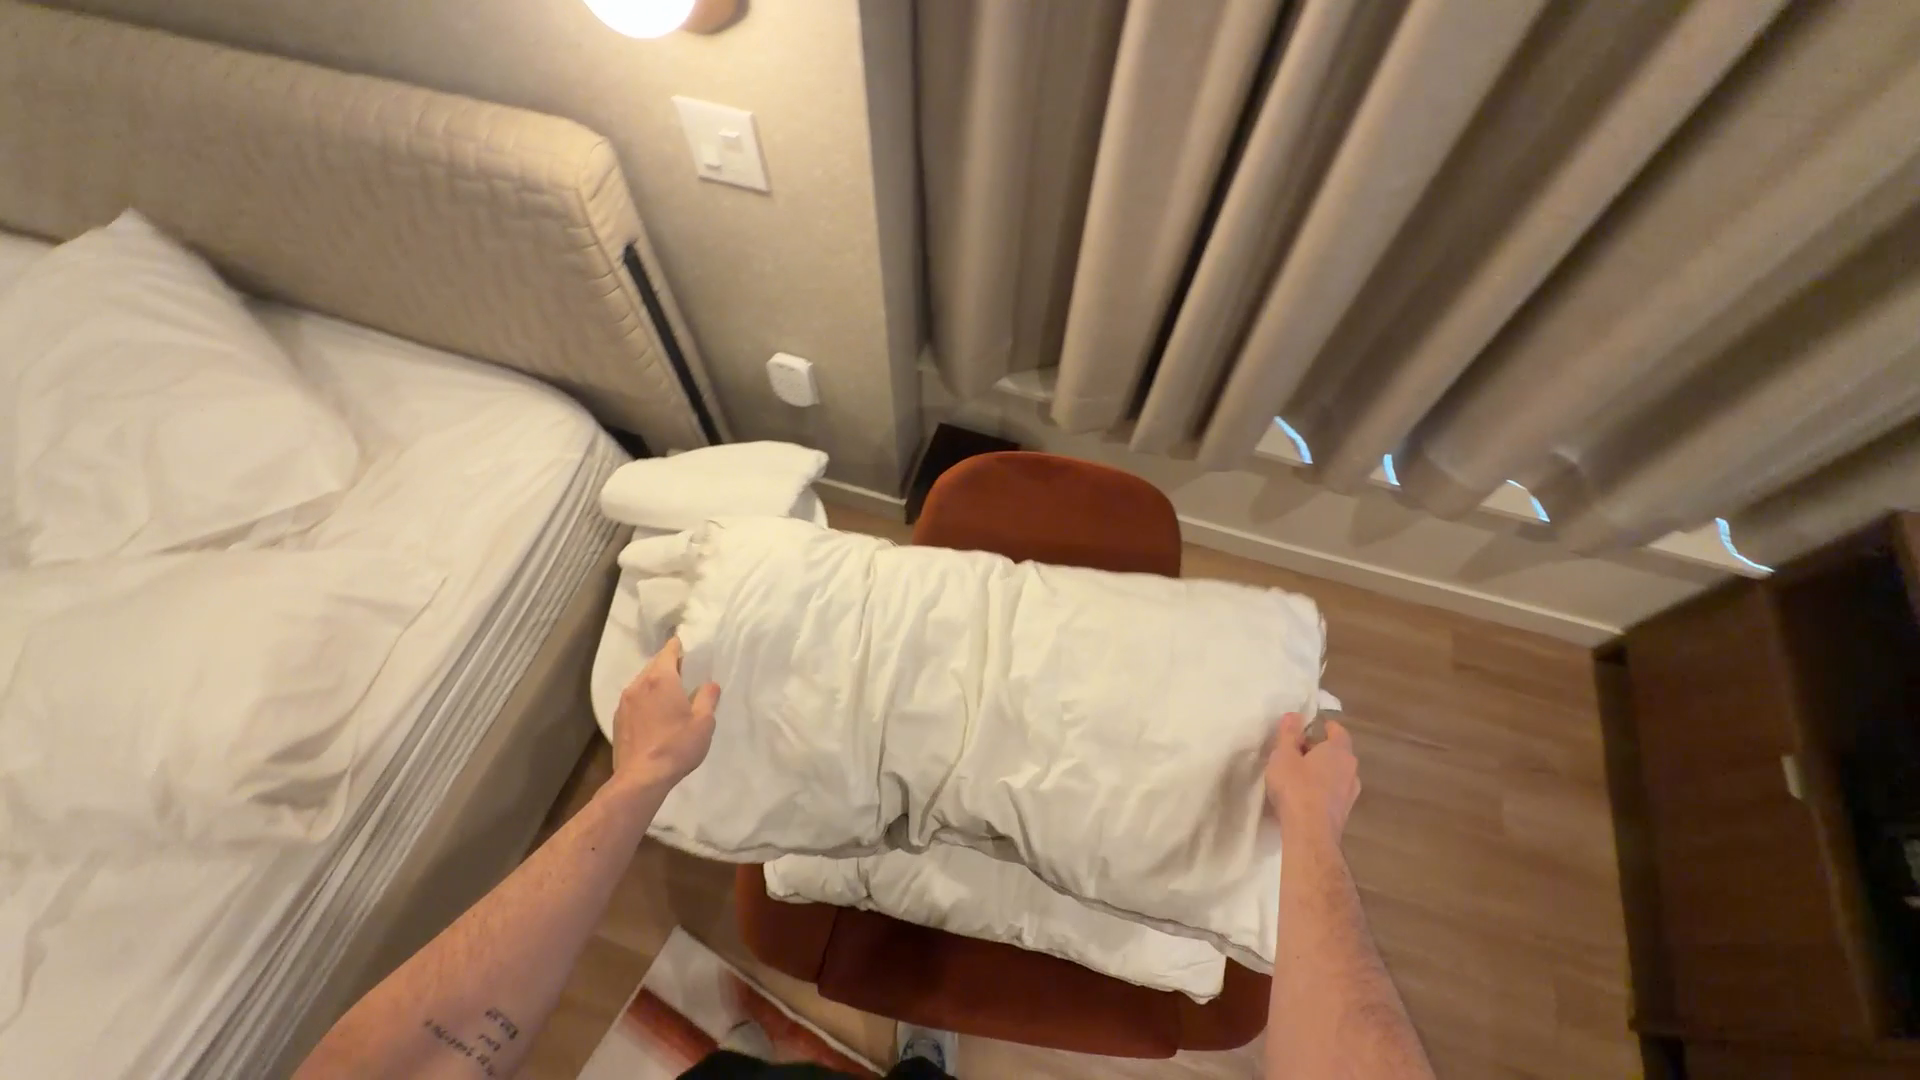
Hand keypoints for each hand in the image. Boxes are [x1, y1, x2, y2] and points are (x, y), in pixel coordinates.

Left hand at [613, 637, 720, 789]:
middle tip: (684, 672)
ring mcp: (624, 702)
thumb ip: (707, 698)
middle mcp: (639, 684)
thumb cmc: (677, 745)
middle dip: (668, 665)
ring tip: (670, 694)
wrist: (641, 777)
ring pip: (642, 682)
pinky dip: (645, 699)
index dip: (677, 646)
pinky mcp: (617, 719)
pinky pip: (634, 699)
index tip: (685, 646)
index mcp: (661, 679)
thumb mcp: (704, 722)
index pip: (668, 651)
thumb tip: (710, 684)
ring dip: (655, 683)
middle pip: (654, 665)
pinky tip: (655, 714)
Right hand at [1264, 712, 1360, 843]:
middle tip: (1295, 750)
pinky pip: (1333, 791)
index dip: (1325, 726)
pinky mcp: (1344, 812)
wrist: (1310, 832)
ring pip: (1336, 773)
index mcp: (1339, 751)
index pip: (1338, 731)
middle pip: (1337, 752)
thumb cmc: (1296, 787)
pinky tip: (1303, 794)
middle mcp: (1350, 770)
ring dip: (1321, 770)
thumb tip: (1294, 715)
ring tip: (1297, 773)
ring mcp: (1350, 793)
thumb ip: (1288, 734)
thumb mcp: (1283, 755)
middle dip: (1318, 749)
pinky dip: (1321, 788)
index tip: (1311, 726)